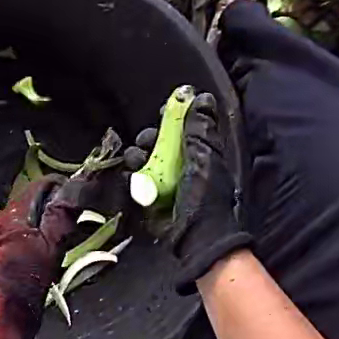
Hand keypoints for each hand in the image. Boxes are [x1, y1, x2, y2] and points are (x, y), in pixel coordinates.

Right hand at [132, 93, 251, 287]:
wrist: (195, 239)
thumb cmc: (206, 198)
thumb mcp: (205, 158)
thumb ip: (200, 129)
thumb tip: (201, 98)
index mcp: (202, 152)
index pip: (185, 126)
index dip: (173, 116)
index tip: (165, 112)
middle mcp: (184, 163)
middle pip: (160, 139)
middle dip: (151, 136)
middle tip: (148, 140)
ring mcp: (166, 180)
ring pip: (146, 157)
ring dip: (139, 154)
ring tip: (138, 159)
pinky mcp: (151, 195)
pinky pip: (137, 177)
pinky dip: (133, 173)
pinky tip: (133, 173)